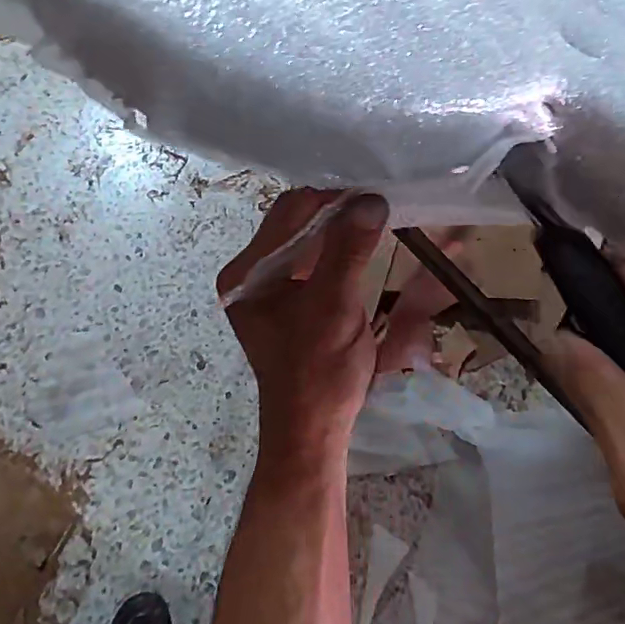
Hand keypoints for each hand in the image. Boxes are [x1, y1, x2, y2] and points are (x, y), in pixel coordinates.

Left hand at [218, 189, 389, 463]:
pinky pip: (315, 258)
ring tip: (375, 211)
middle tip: (377, 198)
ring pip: (307, 238)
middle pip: (295, 222)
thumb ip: (349, 250)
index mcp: (248, 273)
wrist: (313, 432)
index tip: (371, 190)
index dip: (330, 197)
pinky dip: (339, 246)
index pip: (289, 213)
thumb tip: (370, 200)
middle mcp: (252, 273)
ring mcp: (270, 287)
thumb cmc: (319, 373)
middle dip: (336, 208)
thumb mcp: (335, 307)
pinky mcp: (291, 299)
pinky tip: (364, 239)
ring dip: (339, 225)